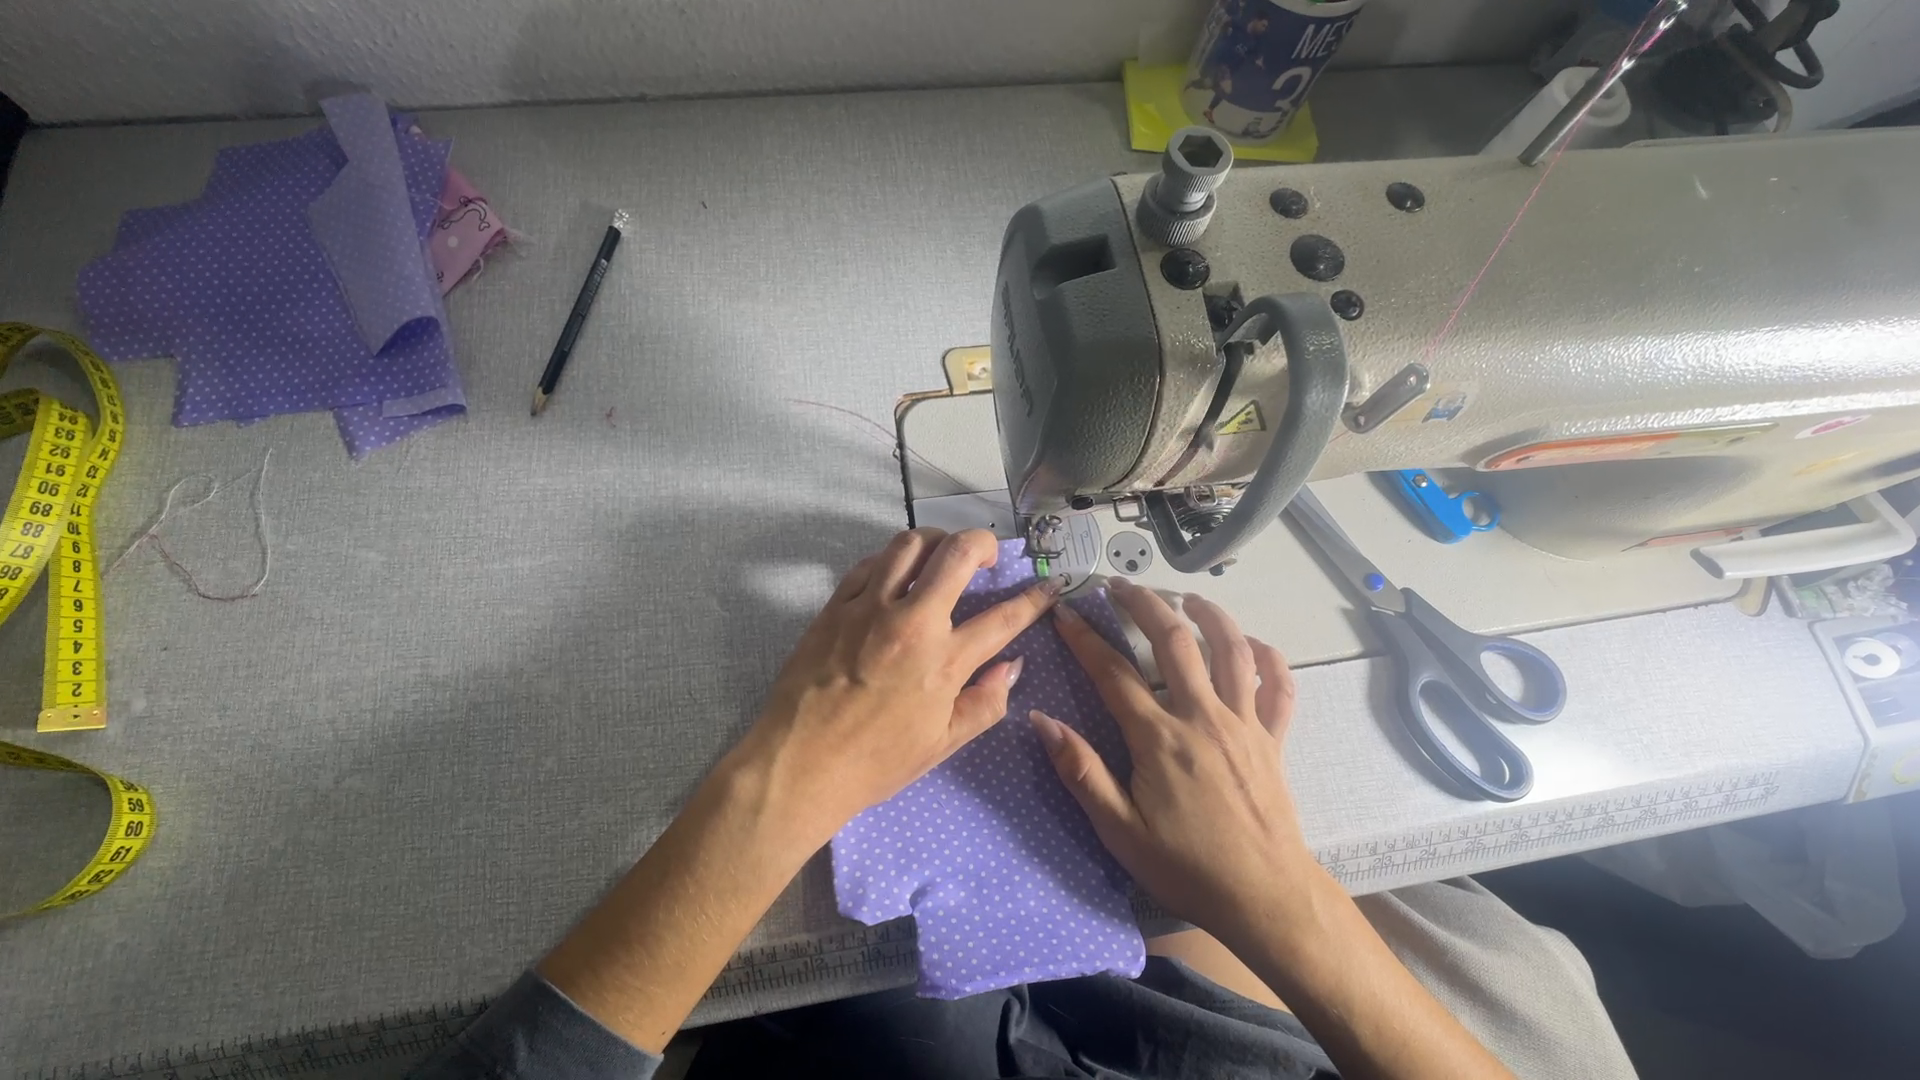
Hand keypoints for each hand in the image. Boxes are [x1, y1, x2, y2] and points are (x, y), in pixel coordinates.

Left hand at [724, 527, 1057, 844]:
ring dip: (935, 541)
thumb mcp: (943, 743)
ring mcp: (870, 607)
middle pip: (958, 553)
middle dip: (984, 542)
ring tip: (940, 557)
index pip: (1004, 618)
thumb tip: (1012, 666)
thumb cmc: (875, 762)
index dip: (1034, 599)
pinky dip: (890, 560)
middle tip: (988, 554)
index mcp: (945, 661)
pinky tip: (895, 576)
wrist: (799, 763)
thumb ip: (985, 702)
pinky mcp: (836, 605)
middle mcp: (912, 622)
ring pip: (910, 543)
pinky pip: (869, 562)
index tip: (1048, 586)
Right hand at [1031, 578, 1316, 945]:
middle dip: (1144, 605)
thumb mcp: (1119, 830)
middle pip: (1174, 641)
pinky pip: (1278, 687)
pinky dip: (1269, 658)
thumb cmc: (1185, 866)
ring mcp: (1244, 723)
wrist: (1264, 897)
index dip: (1085, 638)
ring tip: (1188, 597)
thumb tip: (1041, 720)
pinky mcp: (1274, 739)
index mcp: (1160, 737)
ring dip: (1210, 615)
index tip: (1065, 612)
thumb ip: (1081, 771)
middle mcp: (1203, 716)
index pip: (1114, 672)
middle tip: (1120, 585)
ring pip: (1232, 650)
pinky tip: (1254, 645)